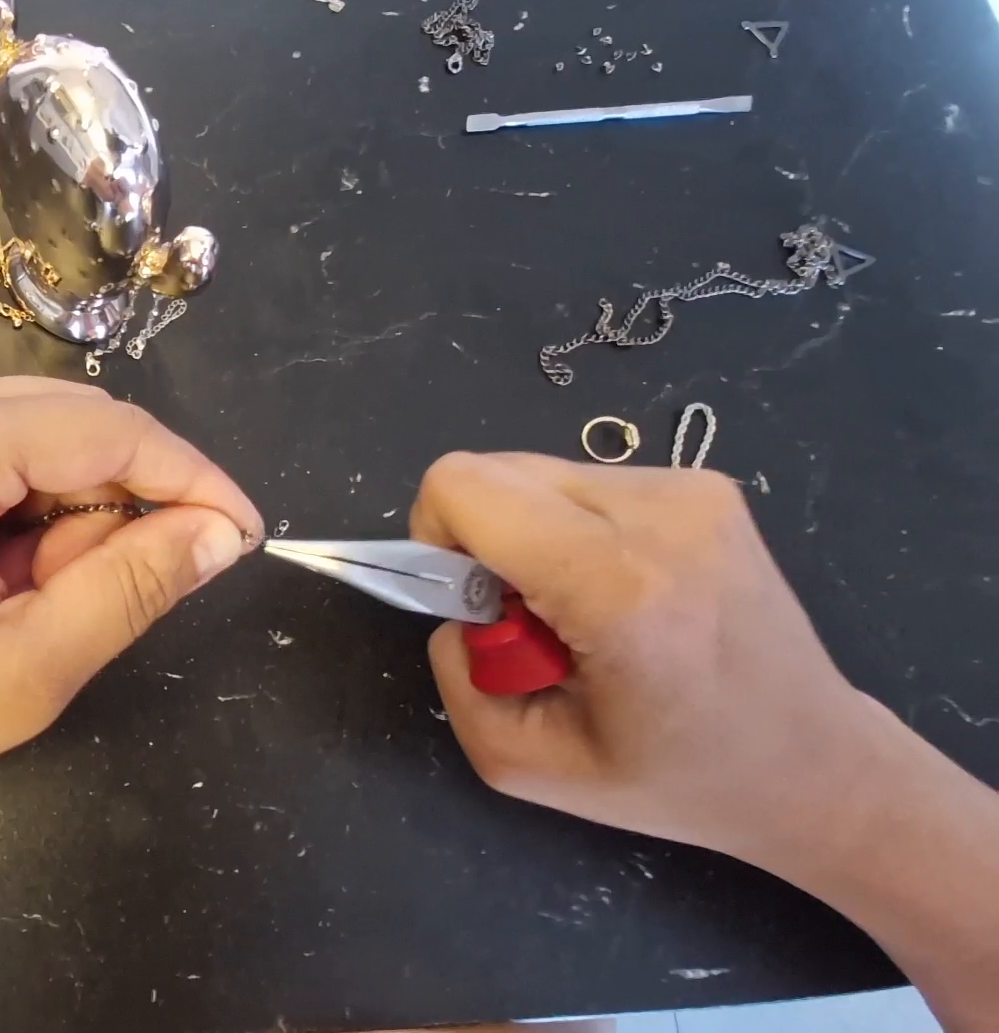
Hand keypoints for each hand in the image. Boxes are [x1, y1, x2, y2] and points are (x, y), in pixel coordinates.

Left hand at [0, 378, 261, 857]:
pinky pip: (0, 463)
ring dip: (76, 521)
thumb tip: (217, 534)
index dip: (191, 478)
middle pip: (74, 427)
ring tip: (46, 606)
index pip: (106, 430)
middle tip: (136, 593)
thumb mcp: (23, 671)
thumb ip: (131, 588)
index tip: (244, 535)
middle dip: (126, 506)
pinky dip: (33, 520)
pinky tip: (12, 585)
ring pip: (43, 446)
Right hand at [410, 452, 890, 860]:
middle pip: (486, 472)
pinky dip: (561, 527)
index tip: (470, 598)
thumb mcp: (517, 759)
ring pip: (527, 474)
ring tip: (568, 602)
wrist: (817, 768)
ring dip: (519, 534)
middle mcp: (657, 514)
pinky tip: (607, 584)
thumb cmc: (668, 778)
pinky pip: (575, 482)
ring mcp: (689, 491)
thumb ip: (453, 671)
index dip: (433, 535)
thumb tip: (460, 604)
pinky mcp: (702, 486)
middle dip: (473, 536)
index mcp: (612, 584)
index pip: (461, 487)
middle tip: (516, 608)